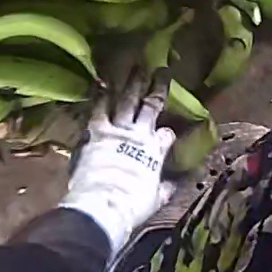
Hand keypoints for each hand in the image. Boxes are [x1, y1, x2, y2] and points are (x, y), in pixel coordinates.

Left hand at [59, 66, 176, 257]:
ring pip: (128, 100)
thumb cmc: (133, 205)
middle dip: (157, 87)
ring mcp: (118, 129)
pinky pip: (99, 108)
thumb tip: (173, 185)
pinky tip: (101, 82)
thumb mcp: (155, 199)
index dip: (167, 132)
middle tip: (161, 70)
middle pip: (151, 106)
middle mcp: (140, 134)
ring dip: (132, 83)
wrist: (106, 202)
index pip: (166, 135)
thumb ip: (164, 188)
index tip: (167, 131)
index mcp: (156, 151)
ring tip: (138, 67)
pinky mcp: (98, 129)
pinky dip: (100, 95)